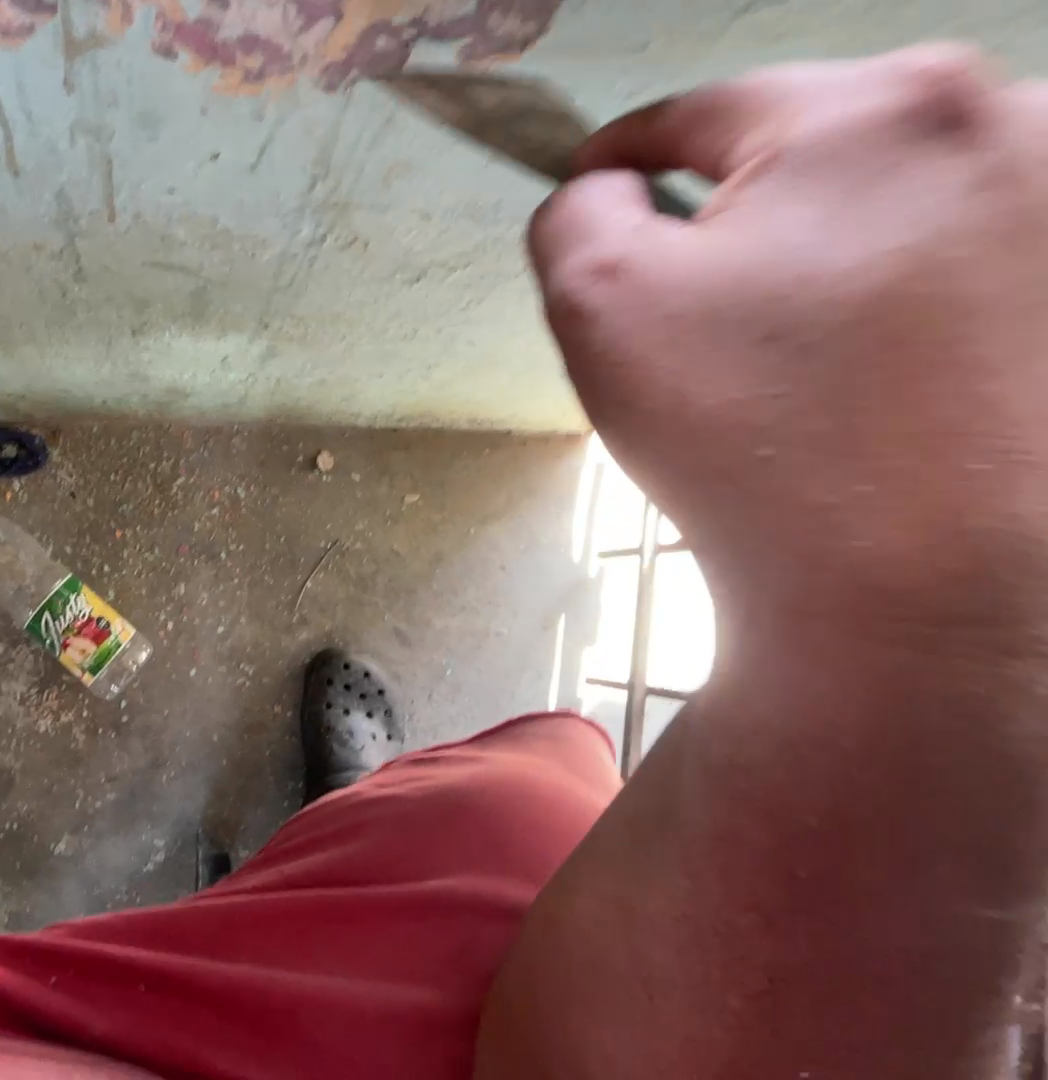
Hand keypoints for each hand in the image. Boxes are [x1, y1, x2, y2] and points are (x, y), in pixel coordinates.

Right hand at [531, 45, 1047, 647]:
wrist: (912, 576)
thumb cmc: (742, 423)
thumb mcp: (595, 300)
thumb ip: (572, 214)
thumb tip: (602, 190)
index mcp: (870, 109)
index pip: (697, 110)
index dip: (617, 158)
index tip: (585, 201)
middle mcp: (1001, 121)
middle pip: (790, 152)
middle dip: (715, 218)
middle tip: (671, 316)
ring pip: (862, 205)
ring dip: (793, 256)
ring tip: (763, 355)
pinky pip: (929, 255)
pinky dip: (864, 293)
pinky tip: (841, 371)